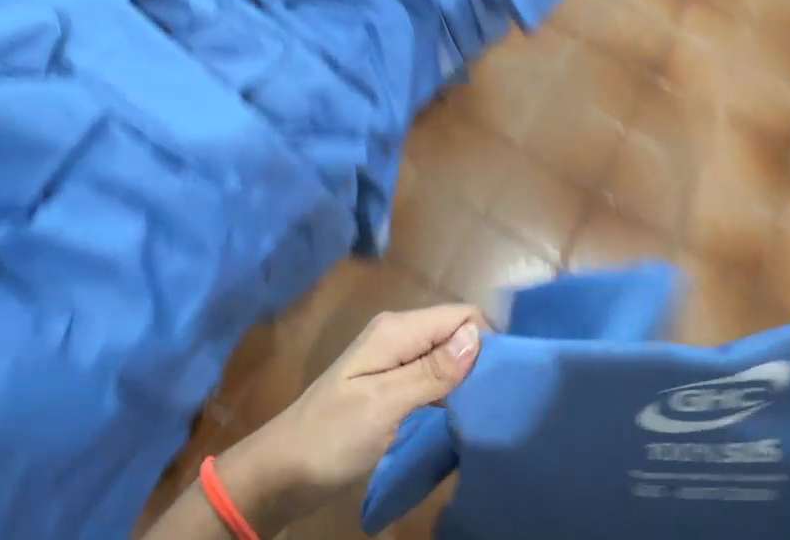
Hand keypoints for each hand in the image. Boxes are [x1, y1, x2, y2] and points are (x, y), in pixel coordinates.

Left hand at [201, 305, 484, 534]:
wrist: (281, 472)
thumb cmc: (331, 437)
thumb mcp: (384, 405)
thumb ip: (431, 371)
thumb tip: (477, 336)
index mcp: (396, 330)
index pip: (460, 315)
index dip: (488, 340)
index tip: (508, 379)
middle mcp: (397, 337)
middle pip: (455, 334)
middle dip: (480, 359)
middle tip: (502, 400)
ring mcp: (392, 363)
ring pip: (446, 357)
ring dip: (467, 379)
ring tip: (489, 411)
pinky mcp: (390, 389)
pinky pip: (432, 379)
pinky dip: (449, 393)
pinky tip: (461, 417)